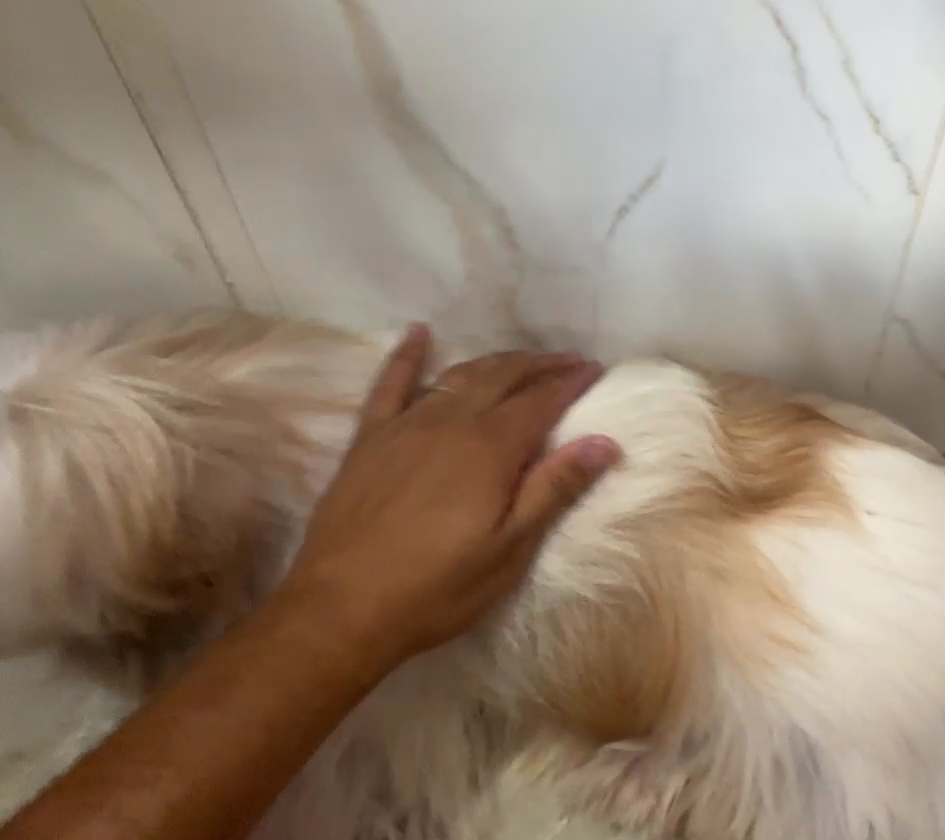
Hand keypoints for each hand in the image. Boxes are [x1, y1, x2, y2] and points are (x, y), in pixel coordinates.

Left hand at [278, 326, 619, 667]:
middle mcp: (452, 422)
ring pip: (460, 375)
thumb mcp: (511, 549)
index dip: (571, 381)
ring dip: (495, 361)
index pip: (542, 399)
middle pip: (504, 376)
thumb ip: (555, 488)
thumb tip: (604, 441)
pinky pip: (390, 385)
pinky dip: (406, 355)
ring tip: (521, 359)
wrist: (339, 611)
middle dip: (541, 364)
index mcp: (491, 447)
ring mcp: (406, 426)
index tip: (596, 369)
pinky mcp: (369, 439)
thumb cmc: (438, 587)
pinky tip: (418, 333)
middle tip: (568, 360)